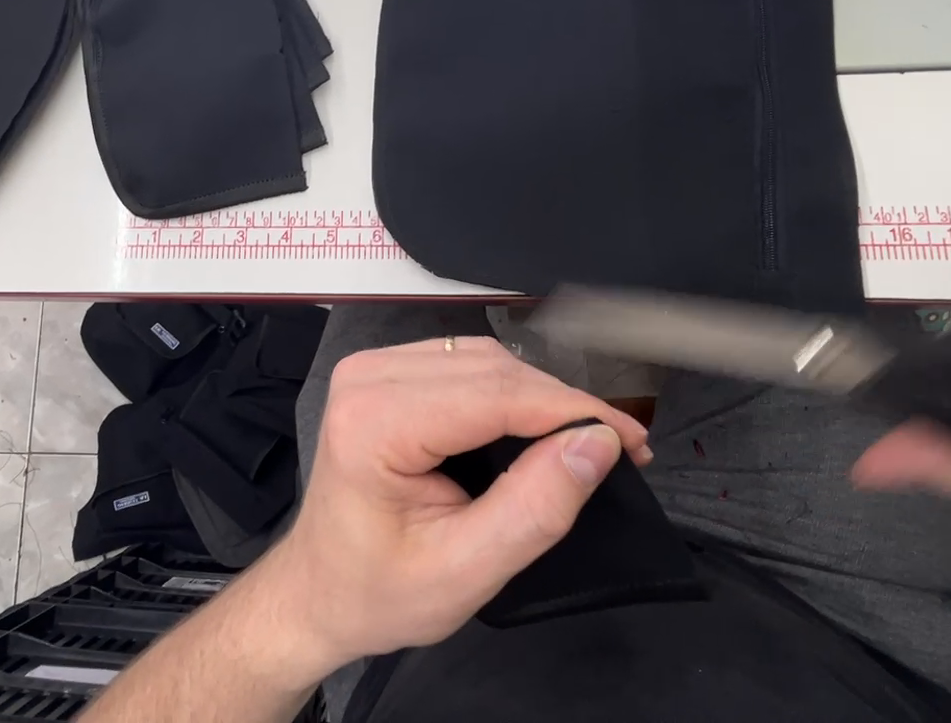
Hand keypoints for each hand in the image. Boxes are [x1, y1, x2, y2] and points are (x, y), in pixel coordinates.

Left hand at [251, 337, 652, 676]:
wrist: (317, 589)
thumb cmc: (377, 592)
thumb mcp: (463, 571)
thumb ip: (533, 508)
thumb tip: (597, 444)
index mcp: (374, 421)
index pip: (495, 394)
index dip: (572, 411)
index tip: (633, 440)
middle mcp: (369, 375)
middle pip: (491, 369)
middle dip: (561, 404)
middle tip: (619, 446)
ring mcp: (372, 366)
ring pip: (483, 358)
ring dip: (539, 394)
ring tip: (583, 437)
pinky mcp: (384, 371)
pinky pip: (464, 362)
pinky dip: (509, 389)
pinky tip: (537, 421)